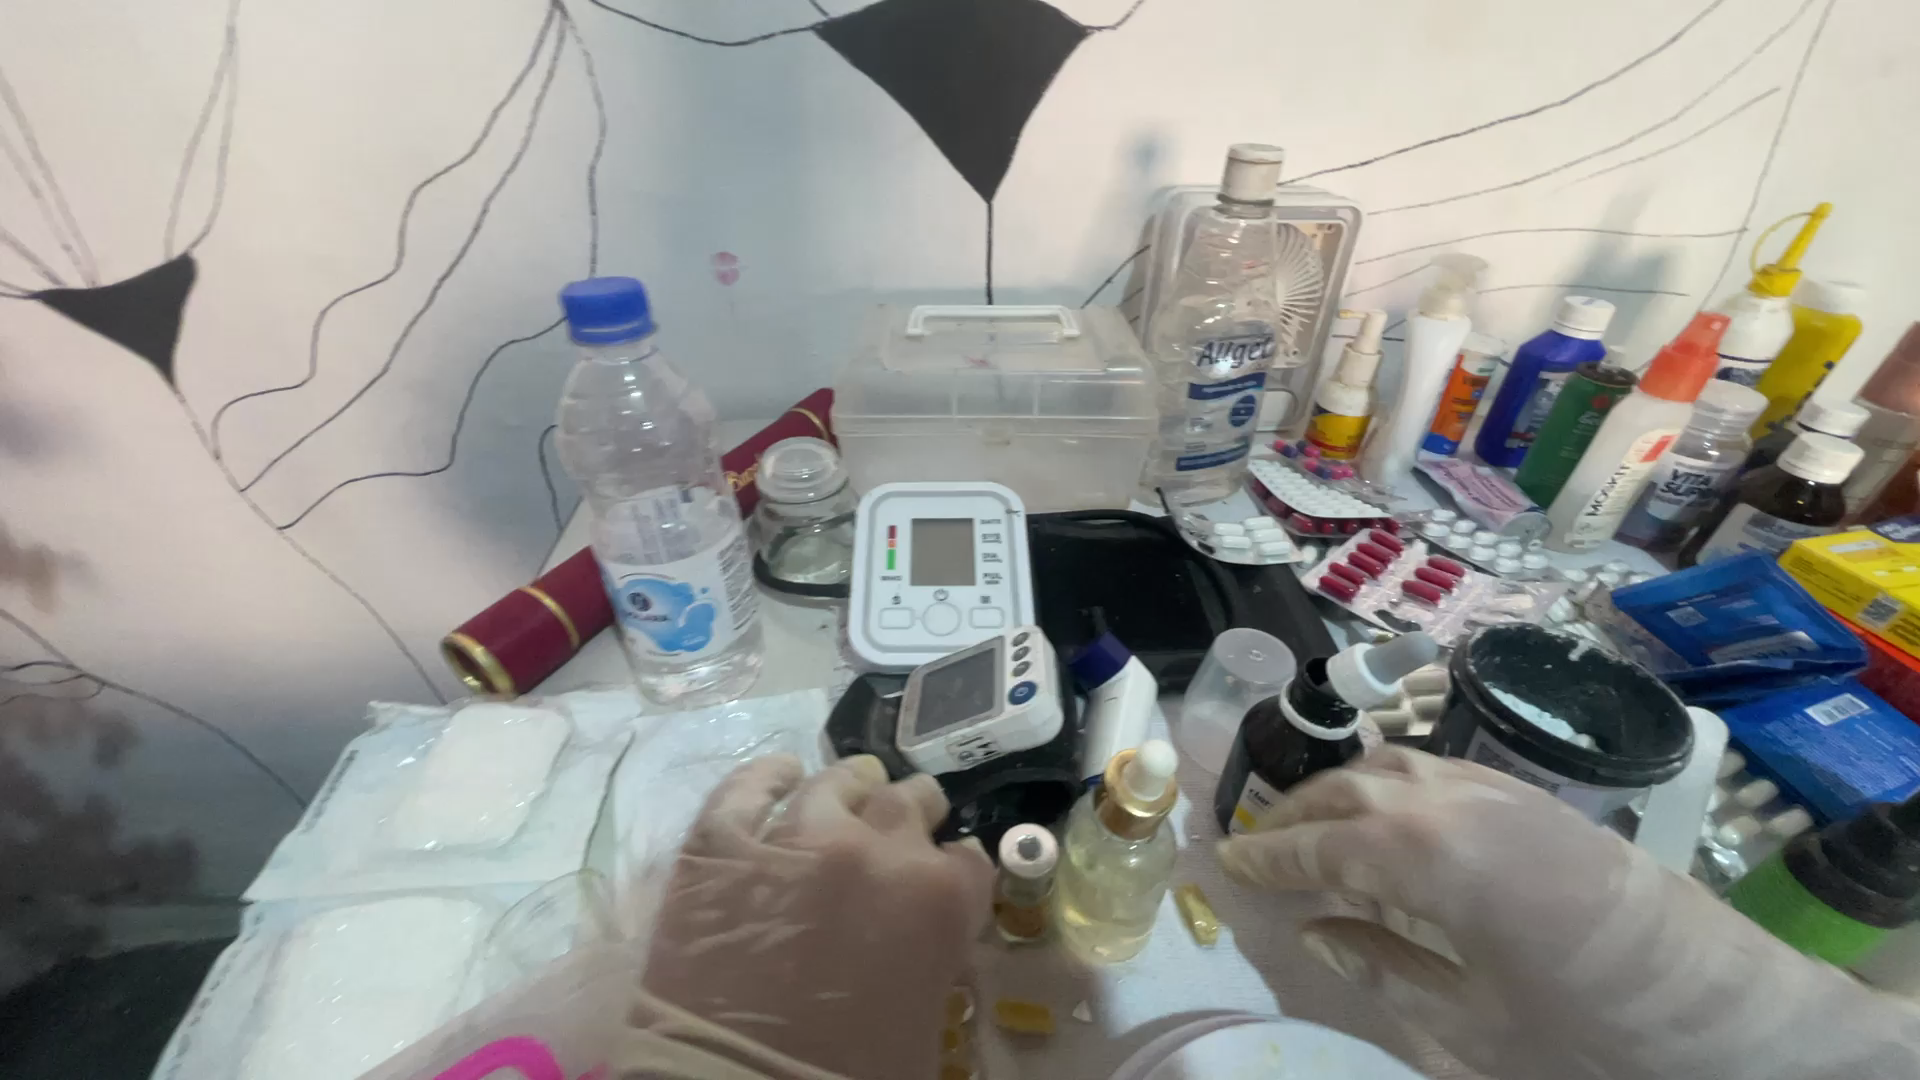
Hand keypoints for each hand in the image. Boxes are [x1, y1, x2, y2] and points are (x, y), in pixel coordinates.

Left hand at [639, 754, 993, 1079]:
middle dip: (915, 805)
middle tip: (909, 809)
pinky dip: (763, 776)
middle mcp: (874, 851)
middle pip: (906, 802)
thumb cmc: (850, 1078)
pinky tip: (779, 771)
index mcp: (936, 900)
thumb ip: (931, 955)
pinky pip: (744, 791)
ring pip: (833, 784)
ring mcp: (795, 840)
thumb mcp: (926, 1025)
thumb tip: (921, 932)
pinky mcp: (721, 848)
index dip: (959, 863)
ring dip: (851, 782)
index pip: (968, 860)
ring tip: (853, 780)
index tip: (949, 866)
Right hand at [1217, 746, 1919, 1079]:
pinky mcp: (1521, 790)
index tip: (1226, 862)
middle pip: (1340, 792)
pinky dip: (1379, 782)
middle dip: (1289, 817)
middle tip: (1256, 847)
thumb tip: (1314, 930)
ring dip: (1331, 792)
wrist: (1745, 1016)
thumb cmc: (1600, 1033)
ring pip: (1379, 767)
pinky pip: (1422, 767)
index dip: (1267, 857)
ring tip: (1308, 824)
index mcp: (1427, 857)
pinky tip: (1379, 811)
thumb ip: (1380, 967)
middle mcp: (1446, 801)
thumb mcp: (1476, 1025)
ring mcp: (1487, 786)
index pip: (1318, 845)